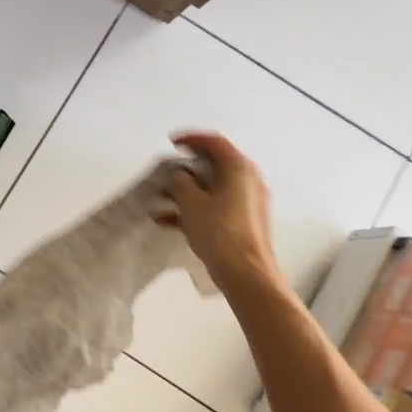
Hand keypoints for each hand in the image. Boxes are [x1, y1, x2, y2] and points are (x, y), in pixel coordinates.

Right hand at [168, 132, 279, 293]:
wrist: (246, 273)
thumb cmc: (219, 232)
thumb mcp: (190, 203)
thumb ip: (180, 181)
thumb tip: (178, 174)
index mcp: (239, 168)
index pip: (214, 142)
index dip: (191, 138)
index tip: (171, 143)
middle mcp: (248, 179)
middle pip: (215, 164)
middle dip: (187, 167)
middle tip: (166, 172)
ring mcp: (248, 201)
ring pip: (214, 186)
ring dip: (187, 190)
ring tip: (162, 199)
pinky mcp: (244, 220)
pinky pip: (217, 205)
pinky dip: (195, 207)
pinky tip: (169, 221)